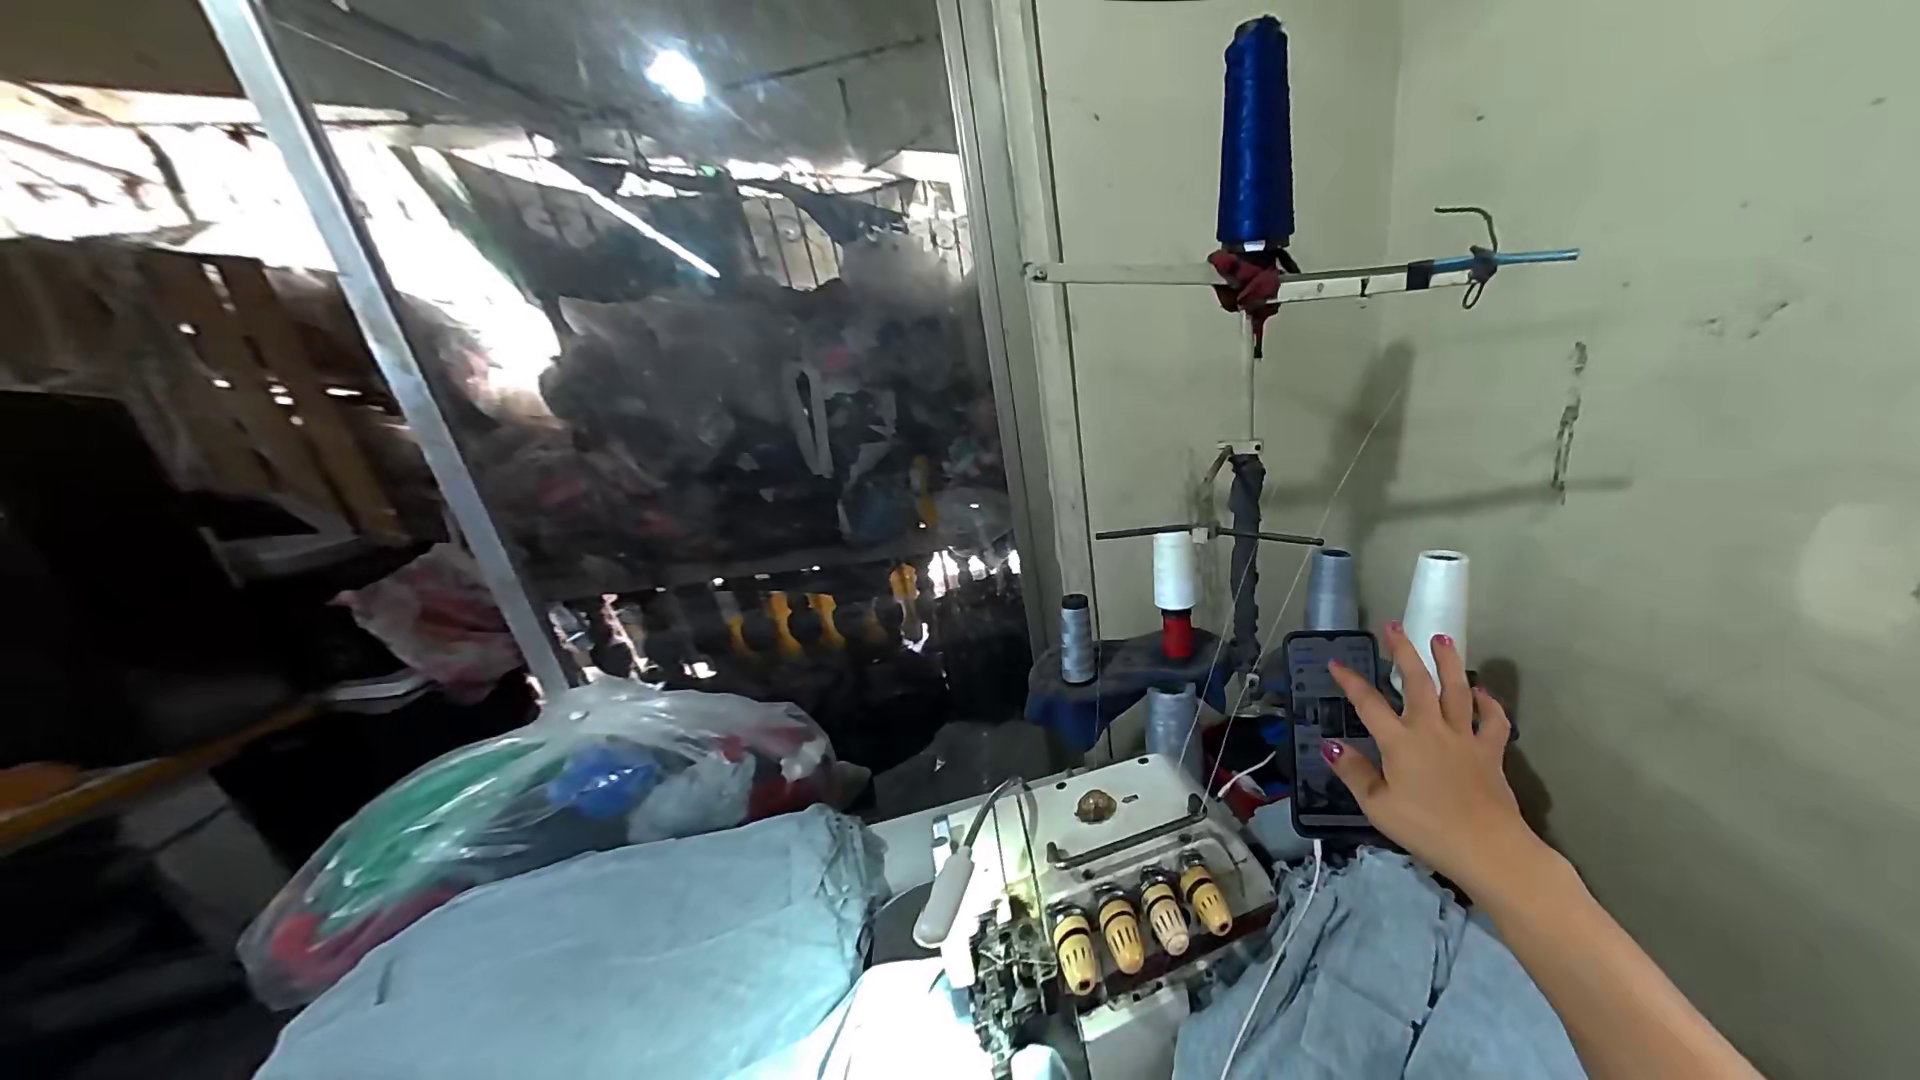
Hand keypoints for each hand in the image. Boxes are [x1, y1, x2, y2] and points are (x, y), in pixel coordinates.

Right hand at [1323, 622, 1545, 896]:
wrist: (1491, 851)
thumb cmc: (1427, 829)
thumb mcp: (1377, 805)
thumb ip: (1354, 772)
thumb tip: (1331, 744)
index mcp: (1400, 742)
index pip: (1368, 703)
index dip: (1350, 681)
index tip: (1336, 663)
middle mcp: (1431, 730)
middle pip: (1417, 682)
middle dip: (1403, 652)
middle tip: (1395, 627)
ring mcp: (1465, 739)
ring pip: (1457, 691)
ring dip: (1448, 663)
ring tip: (1442, 638)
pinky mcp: (1491, 753)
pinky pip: (1493, 721)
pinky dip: (1489, 703)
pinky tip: (1482, 692)